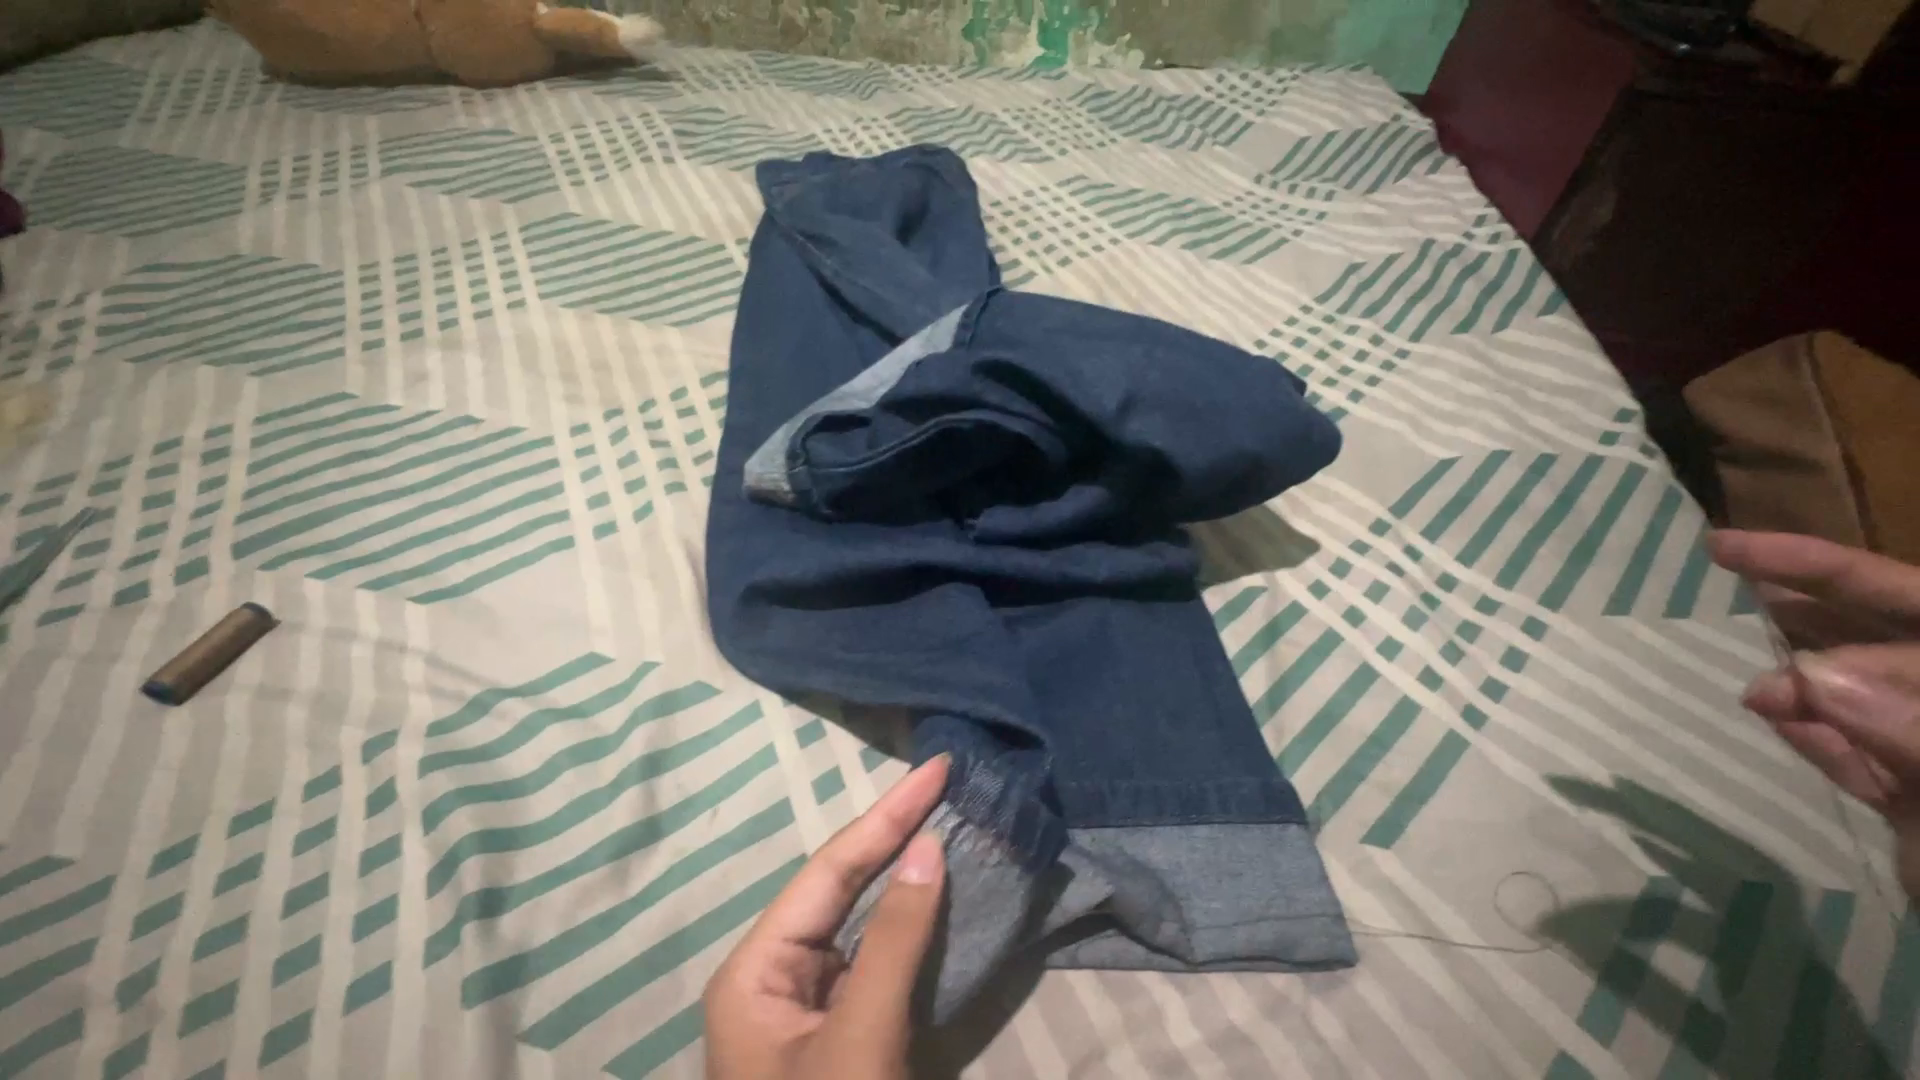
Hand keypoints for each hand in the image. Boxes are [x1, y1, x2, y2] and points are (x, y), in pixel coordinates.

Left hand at [704, 756, 948, 1079]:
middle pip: (842, 884)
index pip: (830, 869)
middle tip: (942, 780)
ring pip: (861, 916)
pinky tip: (937, 887)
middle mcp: (776, 970)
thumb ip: (892, 942)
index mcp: (757, 967)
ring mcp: (809, 999)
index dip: (886, 815)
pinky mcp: (841, 1024)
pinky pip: (876, 954)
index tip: (935, 769)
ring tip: (942, 815)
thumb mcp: (859, 1042)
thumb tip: (927, 848)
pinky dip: (911, 919)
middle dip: (892, 831)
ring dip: (904, 869)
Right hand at [1709, 530, 1919, 896]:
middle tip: (1730, 583)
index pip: (1919, 601)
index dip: (1825, 567)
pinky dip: (1813, 736)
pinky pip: (1856, 753)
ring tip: (1752, 678)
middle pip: (1889, 642)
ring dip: (1802, 684)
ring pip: (1863, 697)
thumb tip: (1804, 673)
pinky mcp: (1919, 800)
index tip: (1727, 548)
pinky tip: (1774, 718)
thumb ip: (1911, 730)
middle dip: (1812, 618)